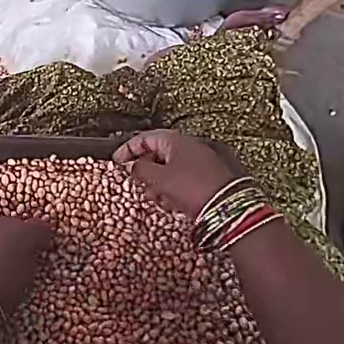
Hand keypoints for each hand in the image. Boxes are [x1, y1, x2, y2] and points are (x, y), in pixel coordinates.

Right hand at [114, 130, 240, 216]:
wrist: (227, 206)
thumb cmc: (191, 187)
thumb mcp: (159, 178)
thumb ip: (140, 169)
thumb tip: (131, 165)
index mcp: (174, 141)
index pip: (144, 138)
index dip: (128, 149)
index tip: (117, 162)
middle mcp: (187, 147)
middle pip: (156, 153)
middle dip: (144, 169)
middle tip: (136, 183)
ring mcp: (198, 162)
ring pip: (169, 168)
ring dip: (157, 183)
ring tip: (154, 197)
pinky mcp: (206, 177)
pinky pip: (181, 179)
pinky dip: (172, 189)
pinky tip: (171, 203)